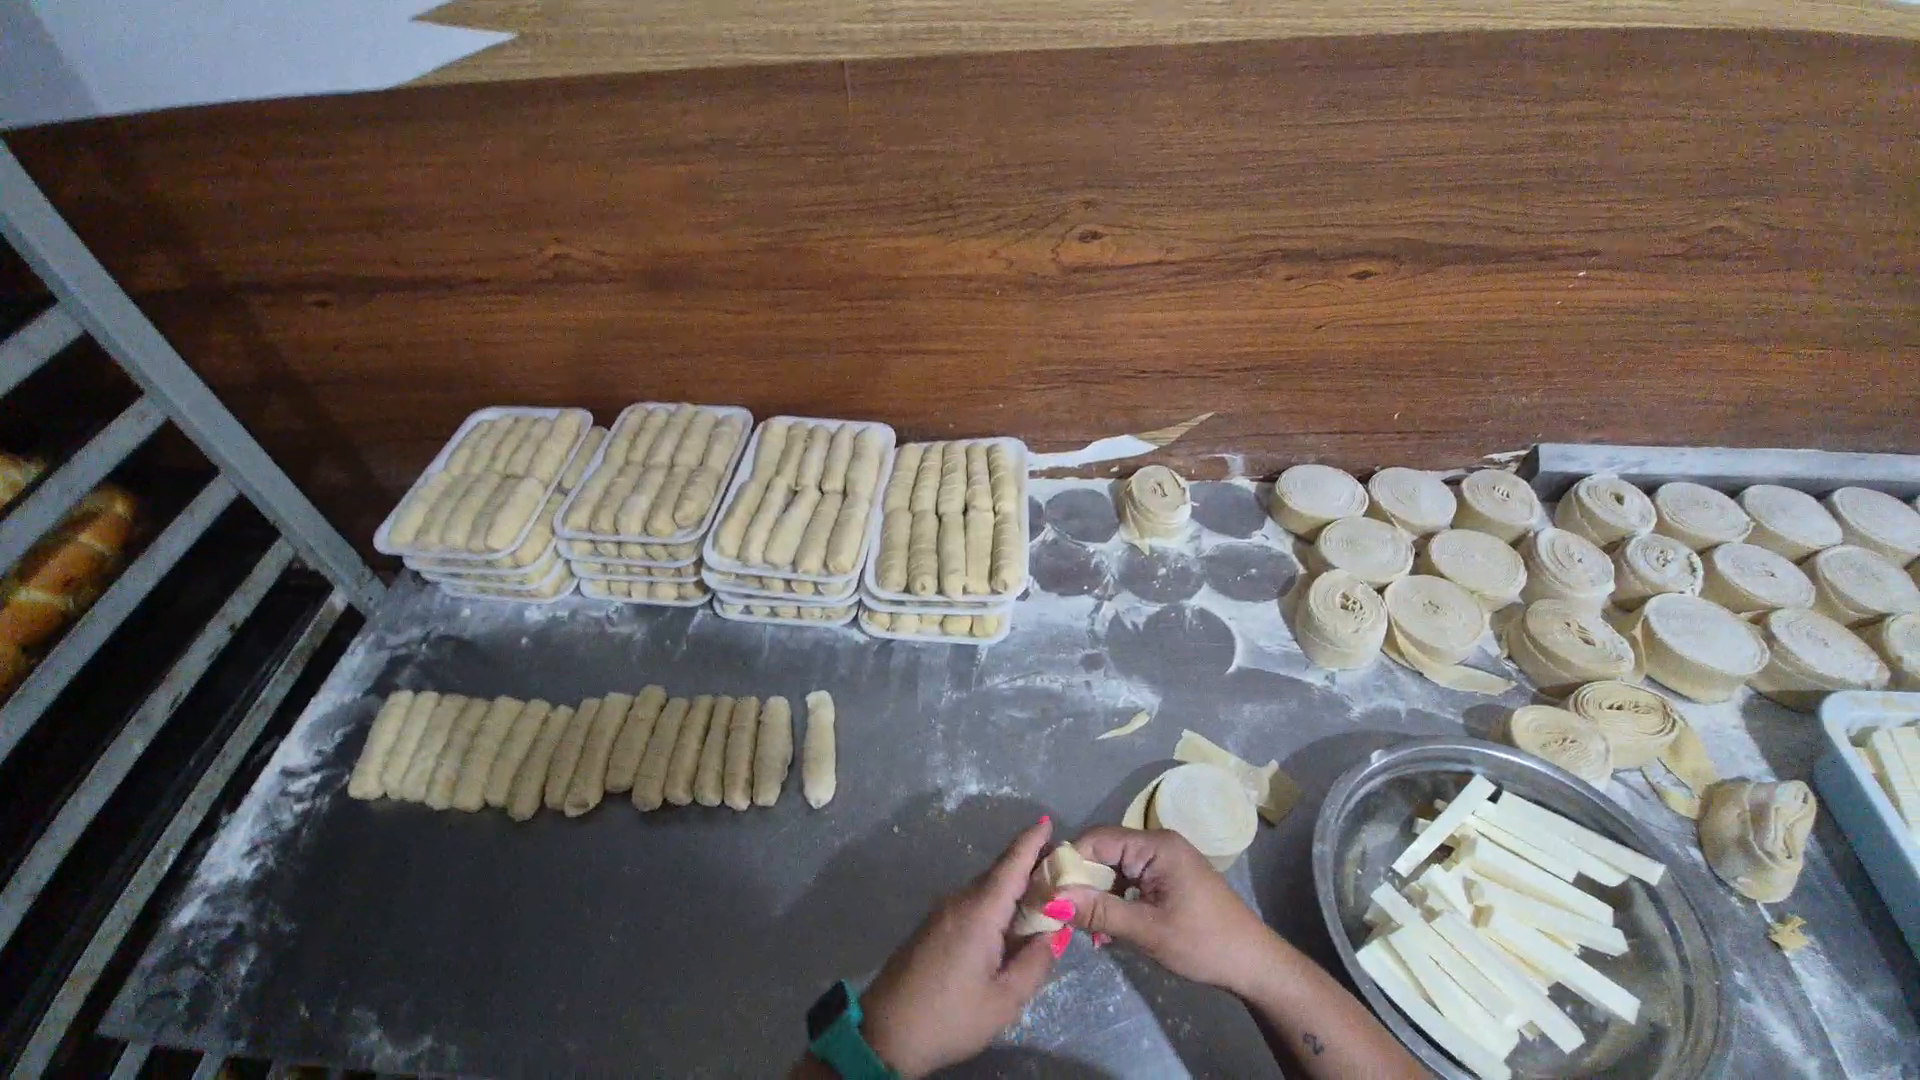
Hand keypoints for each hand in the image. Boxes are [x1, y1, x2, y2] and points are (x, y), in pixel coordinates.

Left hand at [857, 818, 1063, 1077]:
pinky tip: (1009, 926)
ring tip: (1044, 901)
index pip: (1011, 865)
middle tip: (1062, 871)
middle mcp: (960, 901)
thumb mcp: (1004, 1000)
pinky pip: (972, 905)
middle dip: (1029, 867)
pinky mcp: (933, 927)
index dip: (1031, 841)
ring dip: (1013, 890)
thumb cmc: (949, 1017)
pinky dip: (995, 905)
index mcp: (979, 912)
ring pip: (986, 891)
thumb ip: (1034, 964)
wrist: (885, 1033)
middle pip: (1000, 874)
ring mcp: (942, 912)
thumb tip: (1053, 933)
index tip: (1048, 821)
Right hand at [1056, 825, 1283, 997]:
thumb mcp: (1147, 930)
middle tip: (1059, 913)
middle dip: (1080, 882)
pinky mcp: (1167, 879)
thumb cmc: (1204, 942)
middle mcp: (1158, 844)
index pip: (1097, 840)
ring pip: (1114, 869)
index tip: (1045, 890)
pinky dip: (1114, 901)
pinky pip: (1129, 881)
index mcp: (1155, 845)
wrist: (1256, 965)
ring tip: (1083, 928)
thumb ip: (1099, 912)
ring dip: (1096, 896)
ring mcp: (1164, 861)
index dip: (1068, 862)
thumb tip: (1052, 900)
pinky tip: (1105, 930)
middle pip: (1104, 852)